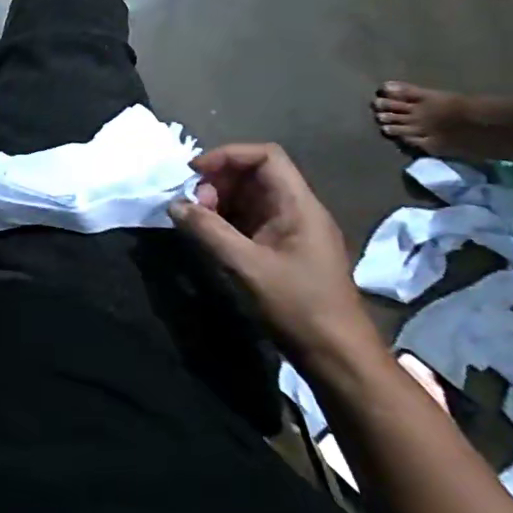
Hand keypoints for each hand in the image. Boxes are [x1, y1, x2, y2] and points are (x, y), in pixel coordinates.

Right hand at [167, 144, 383, 367]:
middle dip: (217, 181)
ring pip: (248, 198)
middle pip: (254, 174)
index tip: (195, 174)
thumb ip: (208, 230)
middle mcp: (297, 211)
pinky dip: (224, 220)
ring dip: (218, 201)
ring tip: (197, 221)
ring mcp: (290, 231)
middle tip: (194, 205)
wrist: (337, 356)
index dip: (227, 156)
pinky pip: (249, 220)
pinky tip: (208, 236)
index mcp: (299, 206)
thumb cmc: (298, 306)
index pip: (266, 156)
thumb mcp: (245, 266)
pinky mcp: (281, 250)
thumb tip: (175, 205)